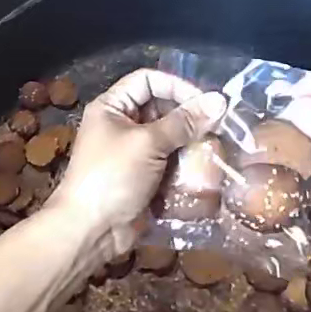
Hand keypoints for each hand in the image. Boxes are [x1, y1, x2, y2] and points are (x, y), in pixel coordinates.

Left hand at [49, 70, 226, 261]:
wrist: (90, 231)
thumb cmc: (112, 177)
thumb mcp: (147, 143)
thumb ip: (183, 122)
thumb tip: (219, 100)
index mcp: (112, 107)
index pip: (148, 80)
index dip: (176, 86)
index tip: (205, 102)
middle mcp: (122, 125)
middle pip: (162, 109)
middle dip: (189, 118)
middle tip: (219, 128)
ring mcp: (133, 153)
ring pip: (170, 138)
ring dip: (192, 144)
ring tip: (217, 150)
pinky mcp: (144, 177)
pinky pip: (170, 163)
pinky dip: (187, 166)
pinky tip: (207, 171)